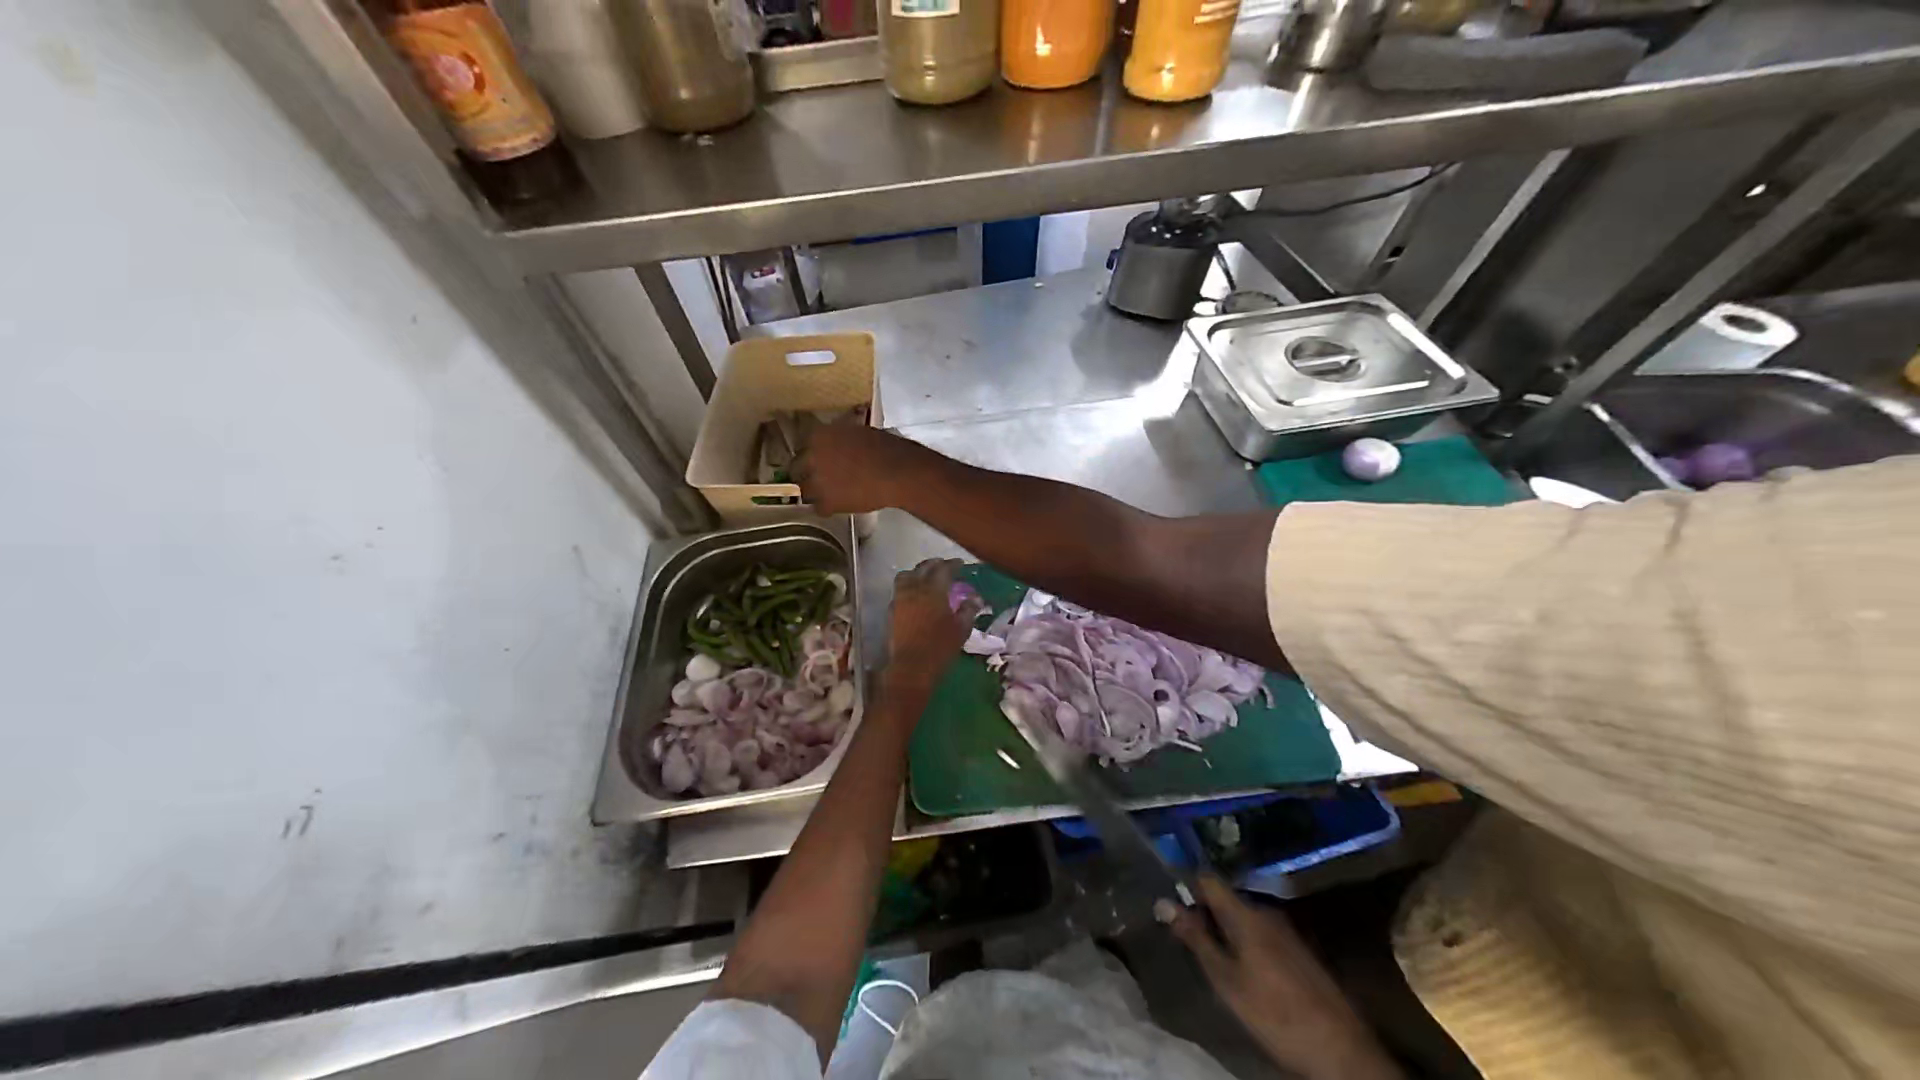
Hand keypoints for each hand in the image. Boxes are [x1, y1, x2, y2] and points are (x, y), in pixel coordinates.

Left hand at [792, 421, 920, 514]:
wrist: (897, 472)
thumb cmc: (886, 447)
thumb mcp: (859, 432)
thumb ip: (841, 437)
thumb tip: (839, 442)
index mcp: (819, 435)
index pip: (804, 446)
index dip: (813, 455)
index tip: (822, 460)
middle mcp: (811, 456)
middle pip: (797, 469)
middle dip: (808, 474)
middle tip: (824, 479)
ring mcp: (817, 481)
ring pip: (805, 490)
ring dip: (816, 492)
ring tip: (832, 495)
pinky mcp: (826, 502)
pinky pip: (819, 508)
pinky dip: (828, 509)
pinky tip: (840, 506)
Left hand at [884, 559, 981, 695]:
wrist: (911, 666)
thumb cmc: (940, 647)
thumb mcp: (961, 629)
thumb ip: (969, 610)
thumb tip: (975, 598)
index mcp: (934, 590)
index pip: (944, 569)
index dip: (953, 564)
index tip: (960, 563)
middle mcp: (915, 588)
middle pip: (923, 568)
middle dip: (935, 564)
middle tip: (944, 566)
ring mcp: (900, 598)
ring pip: (907, 575)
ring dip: (918, 572)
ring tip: (927, 577)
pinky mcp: (891, 610)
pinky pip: (899, 589)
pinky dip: (908, 585)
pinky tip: (915, 594)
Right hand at [1161, 877, 1402, 1079]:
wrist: (1341, 1052)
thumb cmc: (1273, 1013)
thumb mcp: (1225, 979)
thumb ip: (1195, 938)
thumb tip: (1163, 902)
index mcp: (1246, 913)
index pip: (1208, 879)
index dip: (1186, 885)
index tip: (1171, 902)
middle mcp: (1267, 912)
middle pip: (1227, 898)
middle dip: (1205, 911)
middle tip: (1186, 935)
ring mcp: (1287, 931)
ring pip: (1245, 917)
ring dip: (1226, 929)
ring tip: (1210, 953)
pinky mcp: (1300, 951)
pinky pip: (1262, 933)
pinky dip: (1246, 942)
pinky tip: (1242, 968)